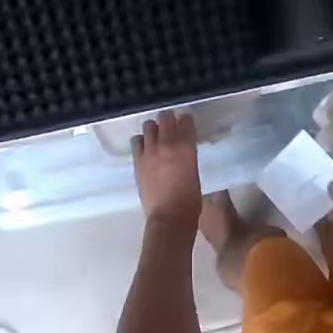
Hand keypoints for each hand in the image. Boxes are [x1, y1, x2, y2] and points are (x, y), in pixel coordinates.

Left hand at [132, 111, 201, 232]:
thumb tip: (183, 149)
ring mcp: (149, 151)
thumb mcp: (195, 172)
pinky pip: (136, 140)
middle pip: (165, 116)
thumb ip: (188, 155)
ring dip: (154, 129)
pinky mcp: (137, 160)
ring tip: (157, 137)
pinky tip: (146, 149)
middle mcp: (167, 143)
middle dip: (169, 119)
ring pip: (148, 125)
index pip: (186, 120)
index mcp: (186, 146)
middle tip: (172, 127)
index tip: (187, 125)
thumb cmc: (190, 200)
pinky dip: (142, 141)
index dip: (186, 121)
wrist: (169, 216)